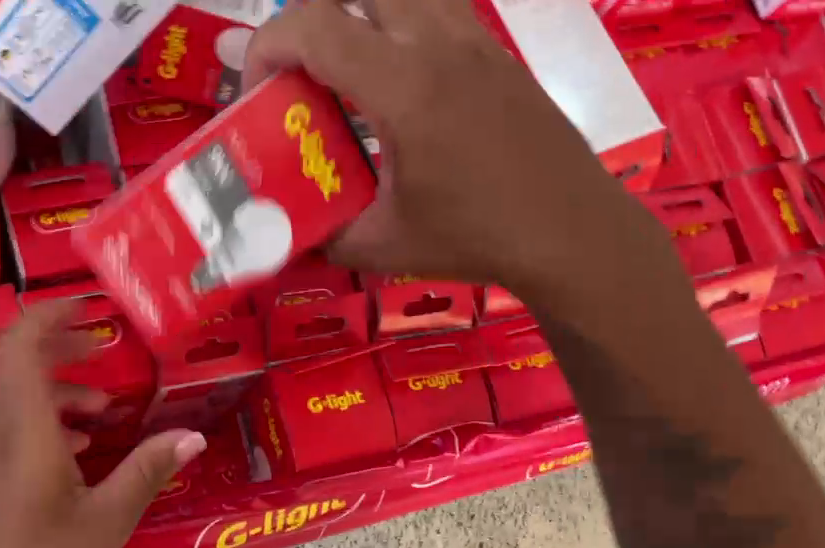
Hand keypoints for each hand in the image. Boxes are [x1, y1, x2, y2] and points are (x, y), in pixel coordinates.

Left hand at [0, 302, 206, 547]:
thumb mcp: (107, 518)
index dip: (51, 313)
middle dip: (61, 347)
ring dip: (57, 388)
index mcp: (26, 425)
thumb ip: (147, 471)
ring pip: (16, 395)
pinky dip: (46, 419)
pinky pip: (13, 425)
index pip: (23, 342)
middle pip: (18, 361)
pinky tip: (79, 449)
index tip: (88, 306)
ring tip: (103, 408)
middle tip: (102, 349)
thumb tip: (191, 437)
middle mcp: (0, 427)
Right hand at [243, 0, 671, 303]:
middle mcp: (438, 43)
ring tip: (340, 78)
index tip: (256, 89)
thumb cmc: (474, 239)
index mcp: (405, 89)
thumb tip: (280, 232)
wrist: (568, 229)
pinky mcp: (492, 50)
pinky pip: (432, 9)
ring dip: (356, 18)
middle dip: (309, 21)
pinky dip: (395, 29)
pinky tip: (391, 90)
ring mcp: (472, 38)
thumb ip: (321, 233)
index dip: (268, 44)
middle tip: (297, 76)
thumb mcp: (381, 247)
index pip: (317, 25)